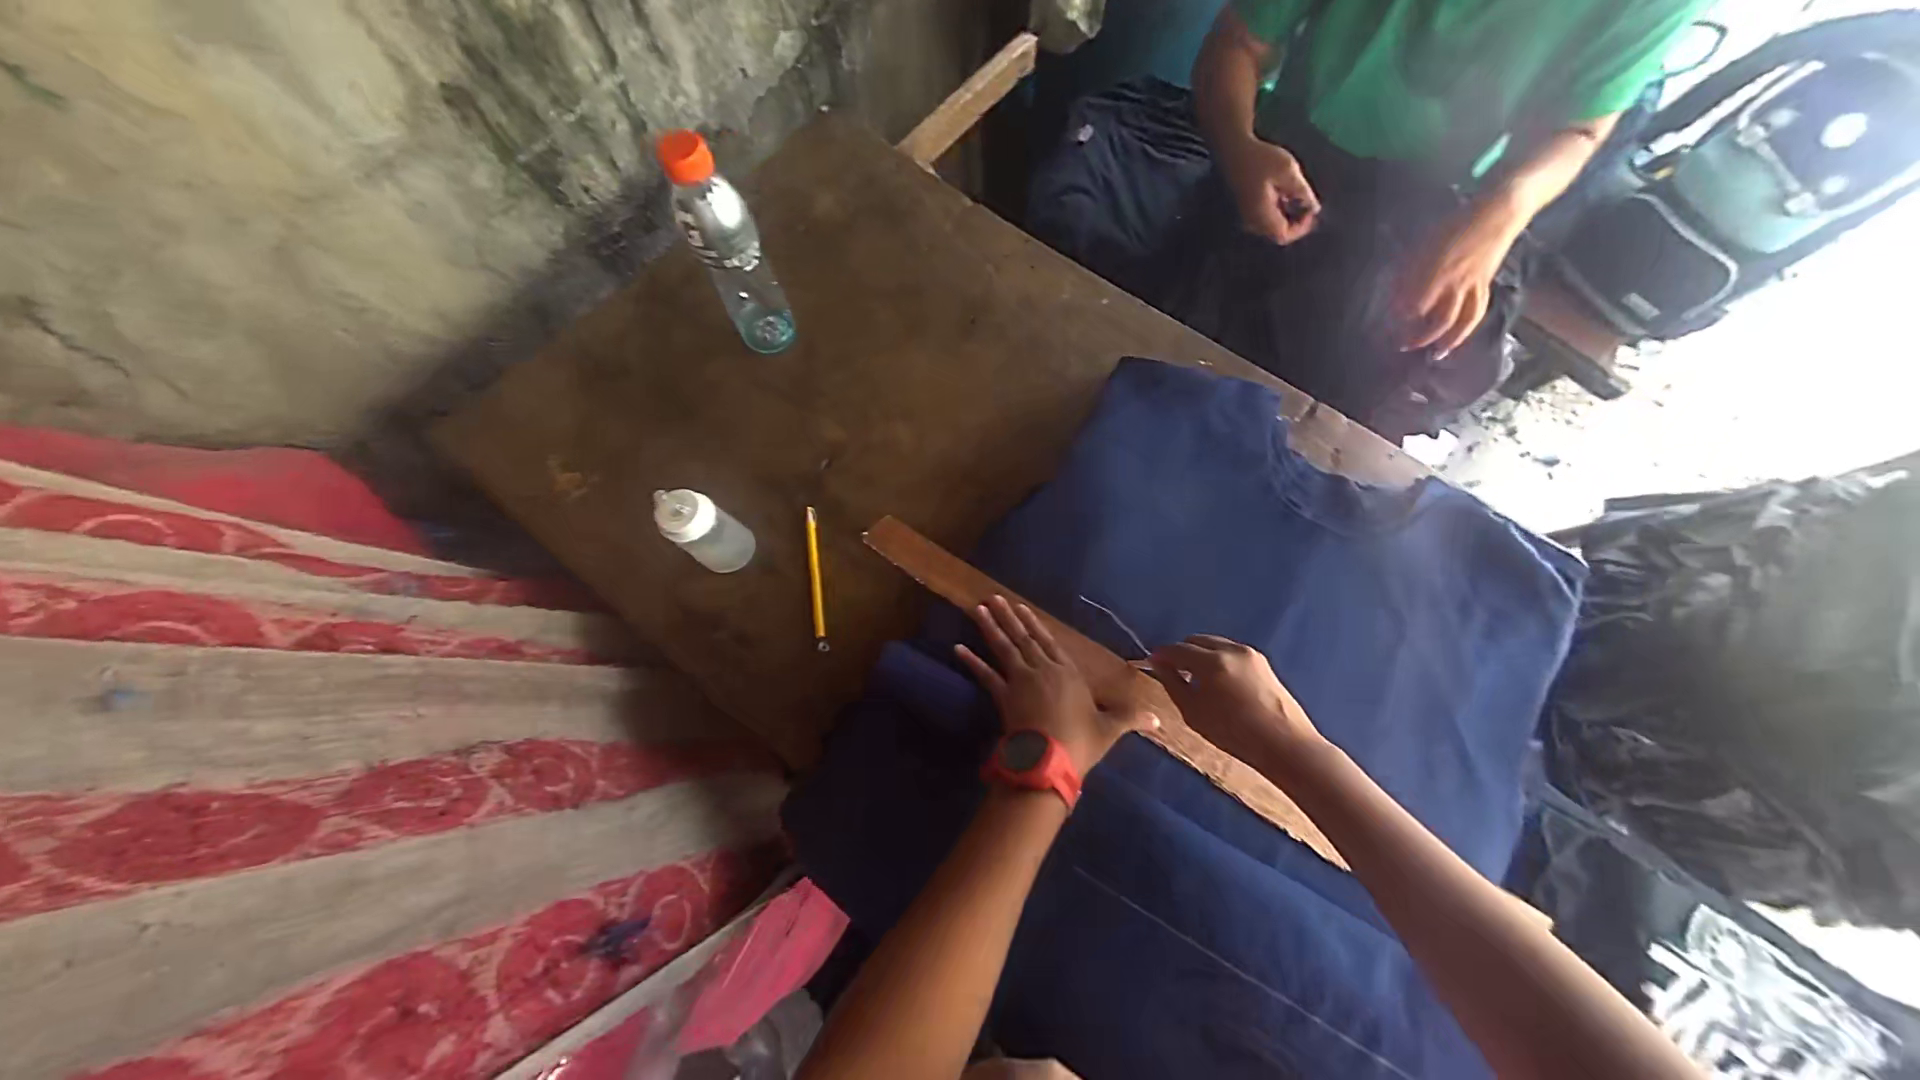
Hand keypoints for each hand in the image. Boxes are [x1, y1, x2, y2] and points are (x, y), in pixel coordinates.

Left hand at [955, 596, 1150, 775]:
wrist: (1050, 762)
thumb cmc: (1081, 742)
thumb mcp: (1110, 730)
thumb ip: (1130, 720)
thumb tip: (1158, 721)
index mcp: (1068, 673)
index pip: (1049, 642)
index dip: (1034, 624)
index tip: (1021, 608)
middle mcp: (1043, 670)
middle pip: (1023, 638)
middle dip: (1008, 617)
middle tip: (993, 598)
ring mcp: (1021, 681)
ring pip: (1003, 648)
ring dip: (990, 627)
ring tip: (977, 609)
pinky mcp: (1003, 696)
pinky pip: (985, 675)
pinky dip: (972, 661)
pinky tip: (958, 648)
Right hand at [1147, 635, 1322, 772]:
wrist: (1285, 744)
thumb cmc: (1233, 733)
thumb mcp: (1193, 711)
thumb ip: (1173, 683)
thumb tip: (1160, 665)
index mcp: (1211, 661)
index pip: (1176, 648)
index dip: (1161, 655)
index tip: (1151, 663)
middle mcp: (1231, 649)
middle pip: (1196, 640)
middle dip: (1181, 651)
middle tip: (1173, 671)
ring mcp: (1250, 654)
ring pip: (1215, 644)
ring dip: (1200, 654)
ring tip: (1196, 677)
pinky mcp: (1263, 663)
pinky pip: (1231, 653)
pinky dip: (1218, 659)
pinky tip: (1218, 681)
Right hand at [1218, 135, 1320, 244]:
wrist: (1236, 152)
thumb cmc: (1261, 160)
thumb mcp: (1287, 171)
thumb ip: (1301, 191)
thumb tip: (1314, 208)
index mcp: (1263, 215)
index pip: (1284, 235)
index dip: (1301, 228)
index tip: (1311, 211)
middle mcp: (1254, 222)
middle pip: (1278, 234)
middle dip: (1296, 223)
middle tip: (1308, 205)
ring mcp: (1249, 218)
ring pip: (1273, 228)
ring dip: (1288, 218)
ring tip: (1298, 198)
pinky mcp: (1248, 211)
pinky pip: (1267, 220)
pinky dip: (1280, 213)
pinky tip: (1285, 196)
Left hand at [1396, 198, 1524, 355]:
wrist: (1498, 212)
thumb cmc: (1454, 225)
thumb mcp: (1423, 245)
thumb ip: (1408, 271)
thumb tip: (1394, 294)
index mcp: (1436, 272)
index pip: (1413, 306)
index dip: (1399, 321)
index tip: (1385, 330)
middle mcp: (1454, 283)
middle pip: (1437, 319)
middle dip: (1420, 337)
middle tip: (1402, 347)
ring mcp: (1473, 285)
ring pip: (1460, 321)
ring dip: (1446, 341)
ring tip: (1434, 356)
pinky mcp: (1485, 284)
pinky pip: (1476, 312)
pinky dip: (1465, 330)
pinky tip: (1455, 340)